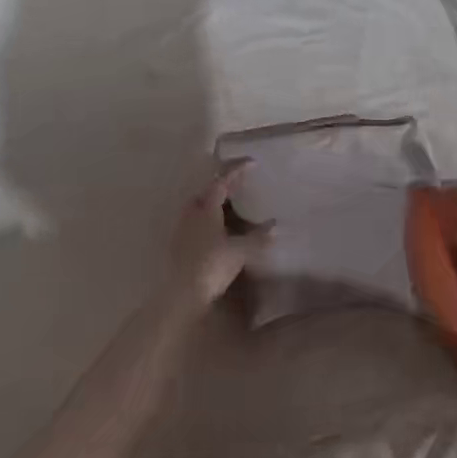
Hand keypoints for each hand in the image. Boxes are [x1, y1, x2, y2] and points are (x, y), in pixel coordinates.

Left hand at [163, 169, 270, 309]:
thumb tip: (276, 227)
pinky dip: (212, 216)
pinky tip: (221, 228)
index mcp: (206, 206)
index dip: (237, 169)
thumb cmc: (211, 265)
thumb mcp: (240, 251)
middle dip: (227, 184)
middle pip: (210, 190)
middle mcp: (192, 211)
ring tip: (234, 204)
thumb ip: (258, 238)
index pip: (223, 179)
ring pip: (202, 205)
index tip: (252, 162)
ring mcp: (184, 226)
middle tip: (244, 183)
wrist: (181, 295)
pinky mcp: (180, 242)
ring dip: (218, 201)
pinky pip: (198, 220)